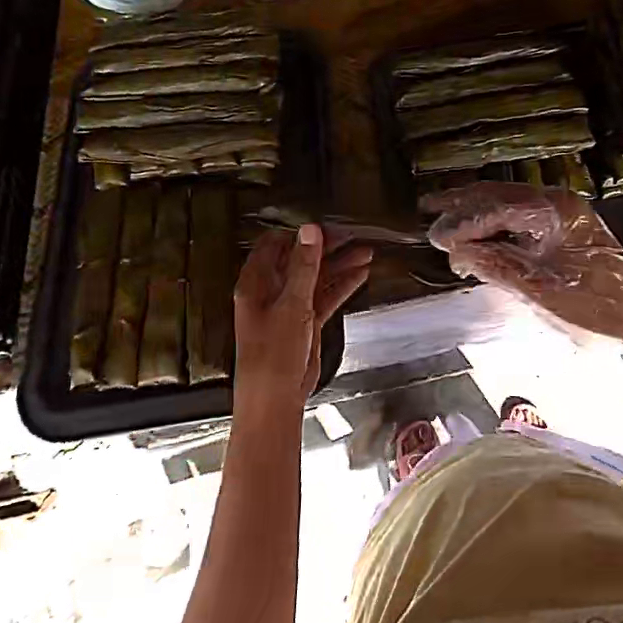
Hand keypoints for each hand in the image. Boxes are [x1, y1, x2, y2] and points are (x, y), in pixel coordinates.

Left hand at [234, 224, 372, 399]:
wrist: (275, 399)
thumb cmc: (272, 355)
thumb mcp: (291, 305)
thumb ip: (304, 266)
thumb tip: (310, 231)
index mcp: (256, 283)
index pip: (276, 245)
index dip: (300, 233)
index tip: (326, 224)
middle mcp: (270, 291)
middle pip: (300, 259)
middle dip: (326, 247)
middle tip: (353, 234)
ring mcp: (289, 306)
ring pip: (317, 277)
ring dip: (339, 264)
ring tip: (365, 251)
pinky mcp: (305, 321)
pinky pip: (325, 296)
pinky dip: (342, 285)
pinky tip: (360, 274)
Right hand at [421, 182, 622, 347]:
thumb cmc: (598, 306)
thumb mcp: (542, 290)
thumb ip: (497, 266)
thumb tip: (456, 251)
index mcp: (556, 211)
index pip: (498, 207)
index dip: (464, 221)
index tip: (436, 236)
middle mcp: (558, 203)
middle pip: (500, 194)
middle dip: (462, 202)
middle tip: (427, 208)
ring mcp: (562, 214)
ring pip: (508, 202)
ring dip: (475, 210)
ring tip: (444, 218)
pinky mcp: (563, 229)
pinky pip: (519, 216)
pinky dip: (493, 222)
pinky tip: (477, 234)